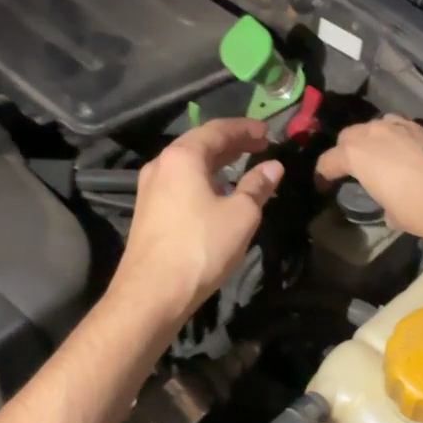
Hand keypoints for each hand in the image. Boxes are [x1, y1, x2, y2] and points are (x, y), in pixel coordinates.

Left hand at [110, 118, 283, 324]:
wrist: (151, 294)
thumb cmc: (201, 247)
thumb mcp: (241, 215)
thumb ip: (258, 186)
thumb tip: (273, 166)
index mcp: (183, 157)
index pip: (218, 129)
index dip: (246, 128)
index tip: (269, 133)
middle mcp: (161, 165)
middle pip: (200, 143)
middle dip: (232, 142)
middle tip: (260, 146)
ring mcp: (150, 188)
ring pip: (189, 163)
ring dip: (217, 161)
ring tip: (243, 165)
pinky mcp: (149, 210)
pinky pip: (181, 181)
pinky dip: (204, 177)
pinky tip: (218, 191)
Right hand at [315, 116, 422, 244]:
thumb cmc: (417, 210)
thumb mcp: (388, 211)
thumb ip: (378, 196)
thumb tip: (386, 198)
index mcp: (356, 153)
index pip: (329, 160)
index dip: (324, 174)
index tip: (325, 184)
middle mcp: (375, 132)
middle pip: (350, 136)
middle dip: (346, 150)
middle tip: (351, 168)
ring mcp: (403, 125)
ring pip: (377, 126)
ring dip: (372, 139)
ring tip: (379, 157)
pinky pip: (402, 129)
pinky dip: (398, 139)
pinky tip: (407, 155)